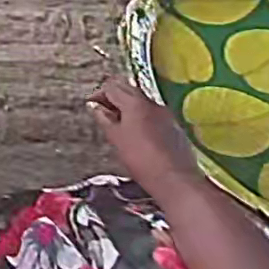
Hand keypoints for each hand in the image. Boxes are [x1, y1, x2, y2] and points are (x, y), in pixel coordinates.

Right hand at [88, 79, 204, 196]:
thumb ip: (105, 119)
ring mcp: (165, 114)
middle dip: (113, 96)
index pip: (111, 87)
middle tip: (103, 111)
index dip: (99, 94)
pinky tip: (138, 133)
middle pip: (128, 89)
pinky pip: (152, 113)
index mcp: (134, 102)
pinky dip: (141, 116)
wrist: (177, 181)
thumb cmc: (141, 159)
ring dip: (127, 106)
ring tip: (119, 123)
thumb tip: (95, 107)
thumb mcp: (117, 139)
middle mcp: (151, 103)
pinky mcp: (174, 126)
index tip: (92, 105)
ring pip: (141, 100)